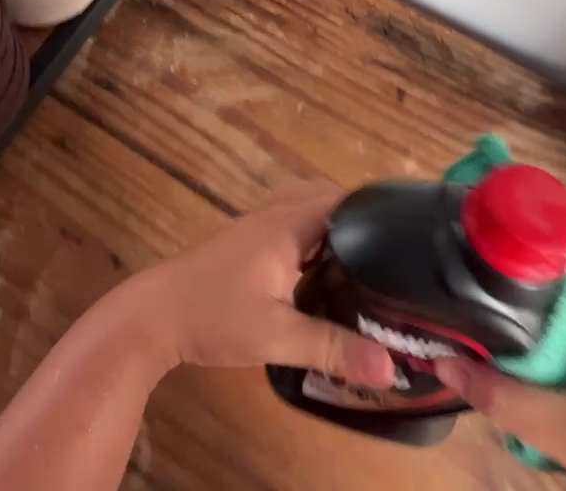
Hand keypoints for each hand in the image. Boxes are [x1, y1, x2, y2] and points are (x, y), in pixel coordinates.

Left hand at [115, 182, 397, 388]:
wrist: (156, 315)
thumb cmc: (215, 316)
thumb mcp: (277, 337)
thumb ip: (333, 348)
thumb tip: (390, 367)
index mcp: (287, 225)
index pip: (343, 200)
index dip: (378, 214)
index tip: (409, 238)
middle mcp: (275, 216)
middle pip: (326, 199)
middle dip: (360, 220)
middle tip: (391, 255)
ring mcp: (257, 228)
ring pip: (306, 210)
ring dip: (333, 228)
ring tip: (366, 264)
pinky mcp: (247, 244)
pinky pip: (291, 226)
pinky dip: (313, 238)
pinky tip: (324, 273)